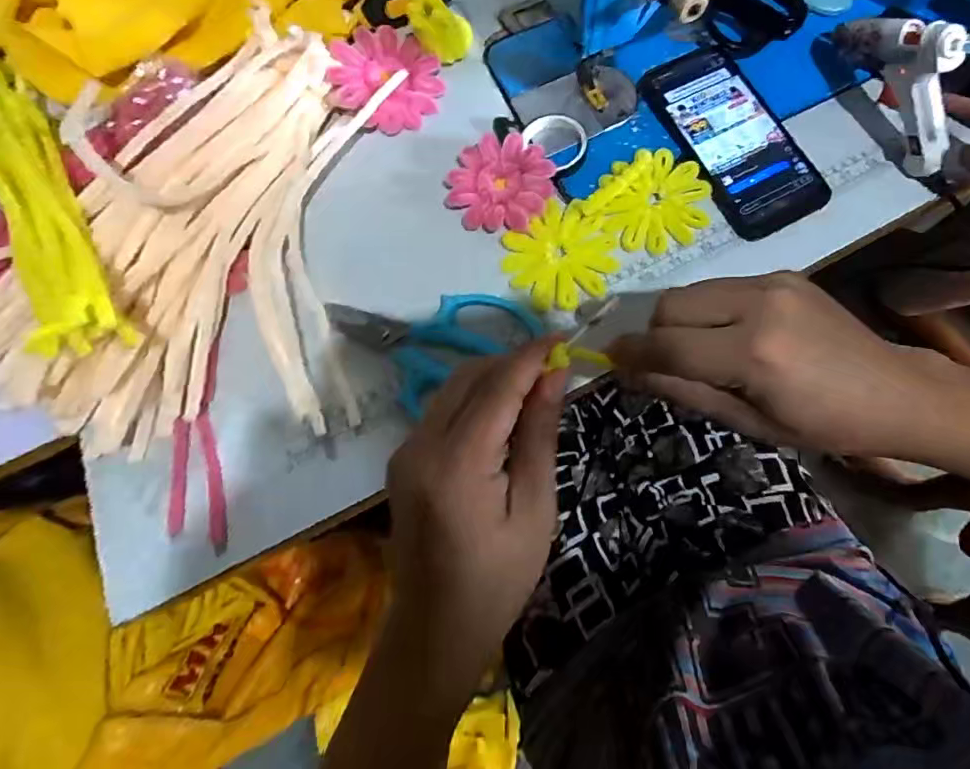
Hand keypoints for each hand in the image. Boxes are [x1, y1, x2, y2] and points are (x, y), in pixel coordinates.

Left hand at [384, 337, 566, 662]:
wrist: (434, 632)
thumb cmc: (498, 579)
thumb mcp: (535, 508)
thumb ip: (539, 434)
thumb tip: (555, 374)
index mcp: (457, 464)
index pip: (498, 386)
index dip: (533, 355)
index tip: (565, 338)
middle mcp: (421, 446)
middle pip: (470, 377)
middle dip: (514, 362)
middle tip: (557, 368)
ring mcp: (406, 451)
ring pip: (454, 387)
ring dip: (495, 376)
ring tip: (537, 388)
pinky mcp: (404, 459)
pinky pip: (443, 408)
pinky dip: (477, 397)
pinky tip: (505, 413)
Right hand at [610, 273, 967, 457]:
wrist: (892, 389)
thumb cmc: (825, 425)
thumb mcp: (752, 423)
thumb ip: (688, 392)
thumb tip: (634, 374)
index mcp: (754, 353)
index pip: (669, 346)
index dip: (633, 355)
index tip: (611, 362)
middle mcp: (759, 303)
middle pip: (672, 305)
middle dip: (653, 334)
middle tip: (656, 363)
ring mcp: (772, 281)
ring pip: (694, 290)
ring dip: (679, 319)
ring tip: (693, 350)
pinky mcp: (783, 273)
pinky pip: (724, 286)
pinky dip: (710, 309)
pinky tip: (727, 333)